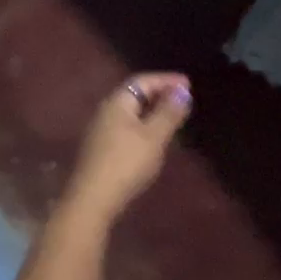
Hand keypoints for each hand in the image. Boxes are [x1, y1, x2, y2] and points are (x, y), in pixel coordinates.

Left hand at [63, 73, 192, 216]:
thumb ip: (169, 113)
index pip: (142, 81)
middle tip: (182, 98)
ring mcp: (100, 131)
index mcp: (117, 102)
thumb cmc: (126, 163)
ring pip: (130, 113)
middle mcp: (105, 111)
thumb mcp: (154, 137)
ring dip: (151, 111)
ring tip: (172, 116)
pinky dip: (143, 125)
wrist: (93, 199)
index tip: (188, 84)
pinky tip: (153, 138)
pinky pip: (126, 127)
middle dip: (159, 94)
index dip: (166, 80)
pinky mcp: (101, 149)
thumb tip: (182, 91)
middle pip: (134, 95)